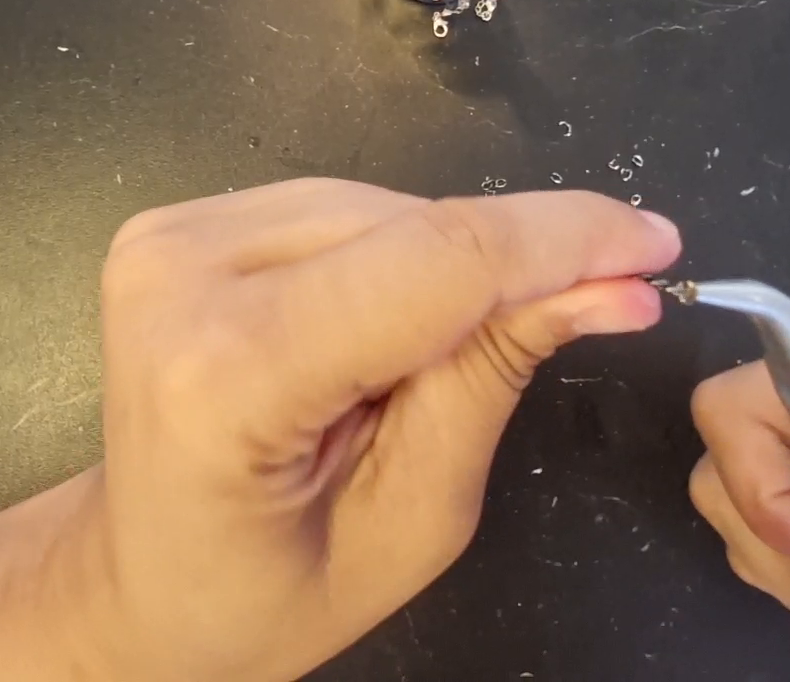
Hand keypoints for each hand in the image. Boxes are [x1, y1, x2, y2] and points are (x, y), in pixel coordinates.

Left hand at [63, 179, 681, 679]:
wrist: (140, 572)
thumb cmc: (266, 587)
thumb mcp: (413, 515)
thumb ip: (497, 375)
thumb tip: (605, 286)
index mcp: (229, 372)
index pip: (434, 265)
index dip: (560, 241)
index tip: (649, 241)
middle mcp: (184, 273)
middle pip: (409, 223)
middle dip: (517, 256)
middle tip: (590, 296)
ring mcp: (170, 234)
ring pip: (377, 202)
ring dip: (449, 257)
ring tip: (439, 346)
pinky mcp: (176, 220)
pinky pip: (332, 206)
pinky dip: (391, 247)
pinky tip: (390, 311)